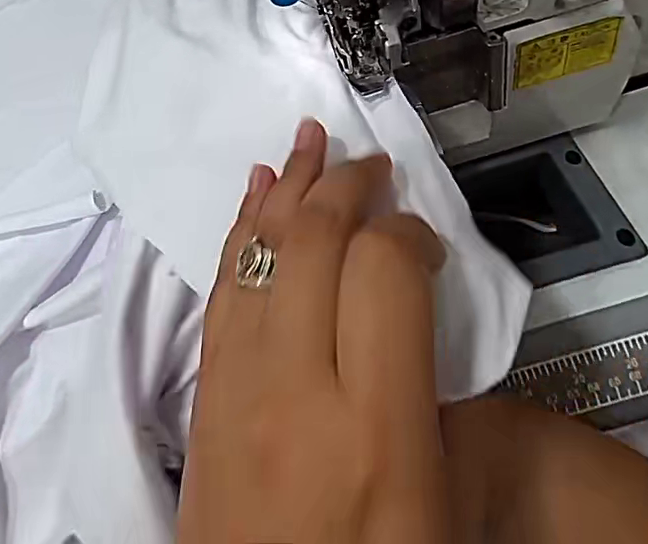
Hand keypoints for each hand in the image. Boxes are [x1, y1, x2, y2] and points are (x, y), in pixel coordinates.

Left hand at [178, 119, 450, 543]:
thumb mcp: (443, 508)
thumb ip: (443, 400)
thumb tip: (417, 306)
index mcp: (377, 431)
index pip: (384, 273)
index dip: (408, 234)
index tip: (421, 238)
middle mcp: (297, 394)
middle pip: (313, 245)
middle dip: (344, 186)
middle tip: (368, 163)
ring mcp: (237, 387)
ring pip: (259, 252)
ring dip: (285, 187)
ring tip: (307, 140)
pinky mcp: (204, 392)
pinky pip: (224, 287)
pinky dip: (241, 228)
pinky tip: (255, 193)